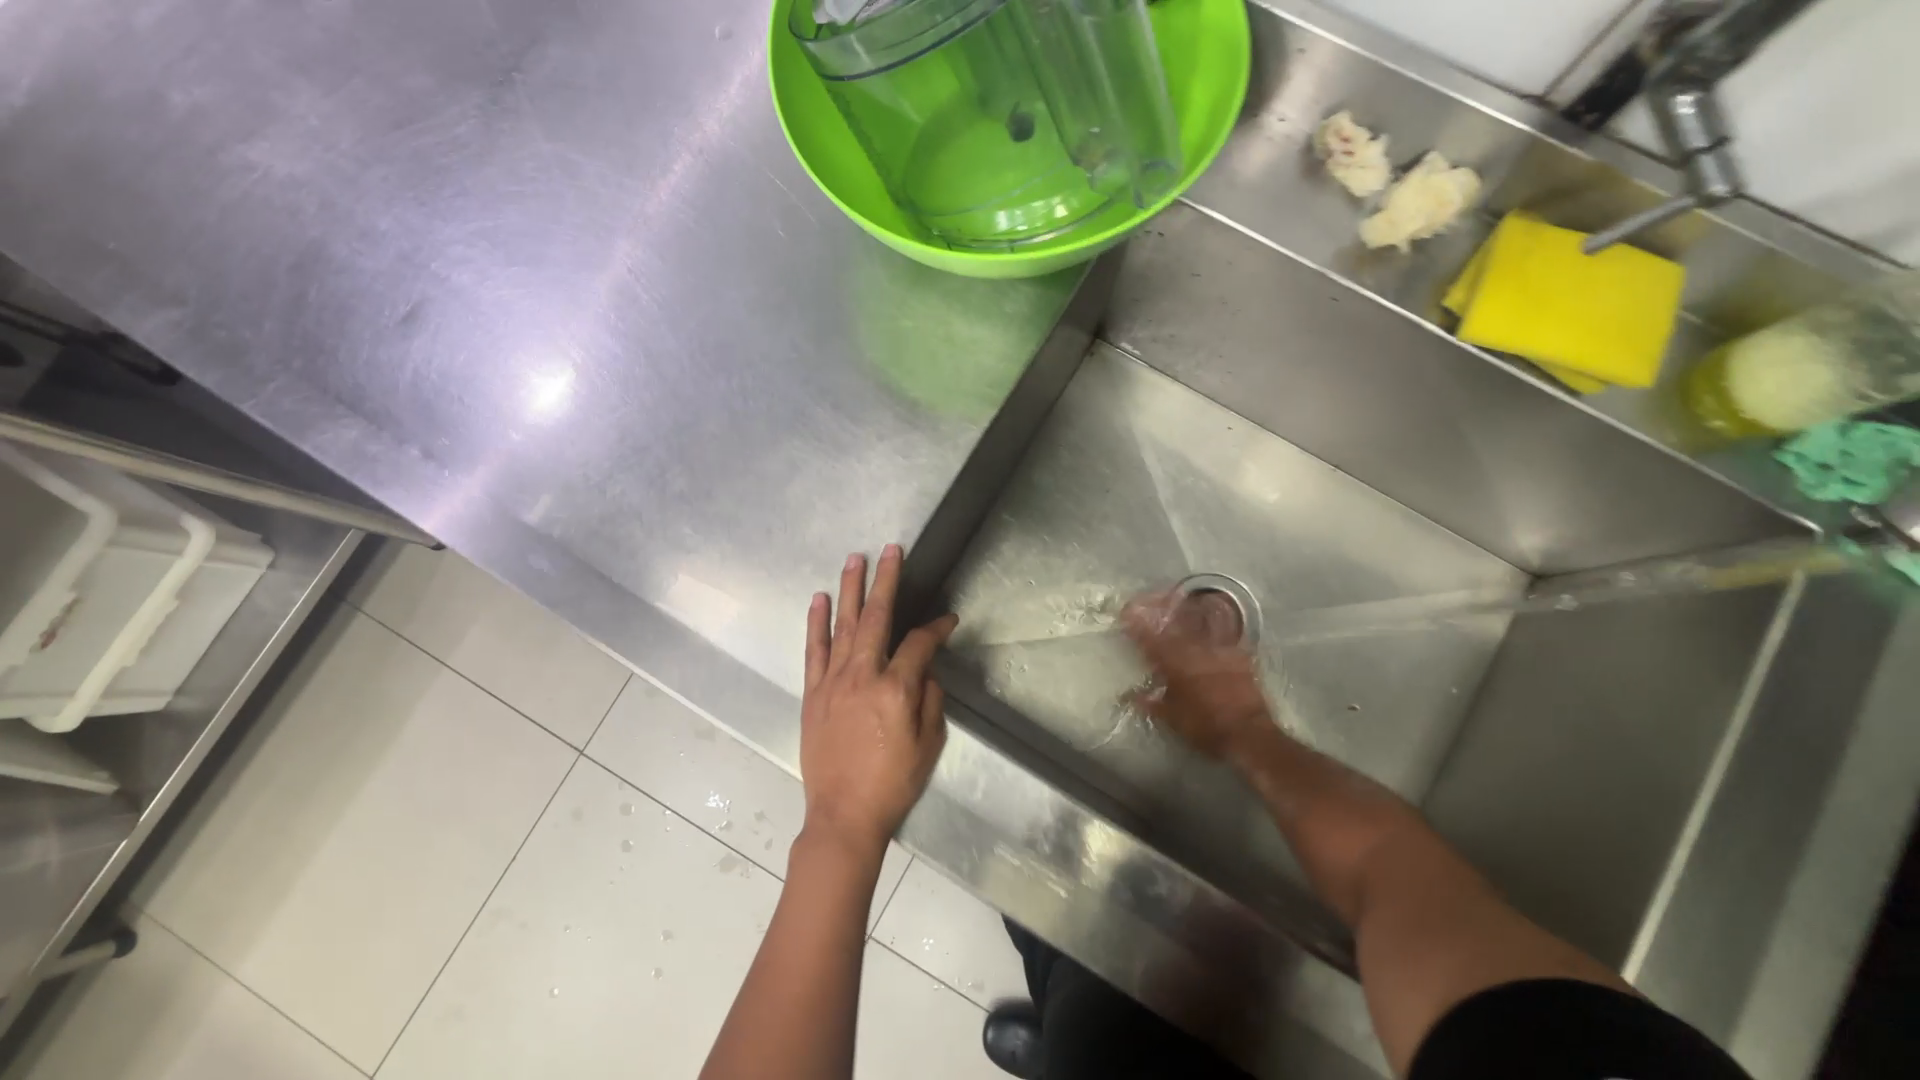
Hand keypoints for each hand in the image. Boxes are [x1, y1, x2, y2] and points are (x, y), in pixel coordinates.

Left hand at [800, 544, 957, 859]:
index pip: (920, 644)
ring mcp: (832, 682)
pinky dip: (816, 623)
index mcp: (896, 689)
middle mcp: (862, 676)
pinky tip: (819, 599)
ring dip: (849, 590)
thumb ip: (930, 700)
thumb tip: (925, 671)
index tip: (949, 620)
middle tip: (891, 549)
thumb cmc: (893, 783)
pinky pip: (814, 650)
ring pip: (842, 625)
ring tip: (854, 558)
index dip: (937, 628)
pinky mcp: (812, 694)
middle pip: (876, 618)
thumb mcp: (928, 745)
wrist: (843, 814)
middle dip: (885, 581)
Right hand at [1120, 588, 1275, 766]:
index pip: (1150, 639)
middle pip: (1177, 623)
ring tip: (1185, 599)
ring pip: (1204, 621)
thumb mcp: (1171, 718)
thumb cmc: (1205, 727)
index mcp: (1175, 664)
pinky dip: (1220, 622)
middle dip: (1163, 609)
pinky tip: (1218, 615)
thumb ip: (1150, 702)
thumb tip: (1130, 695)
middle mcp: (1196, 651)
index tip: (1128, 612)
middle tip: (1153, 599)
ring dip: (1192, 609)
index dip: (1137, 625)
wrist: (1248, 734)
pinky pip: (1228, 632)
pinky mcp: (1241, 656)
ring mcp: (1221, 650)